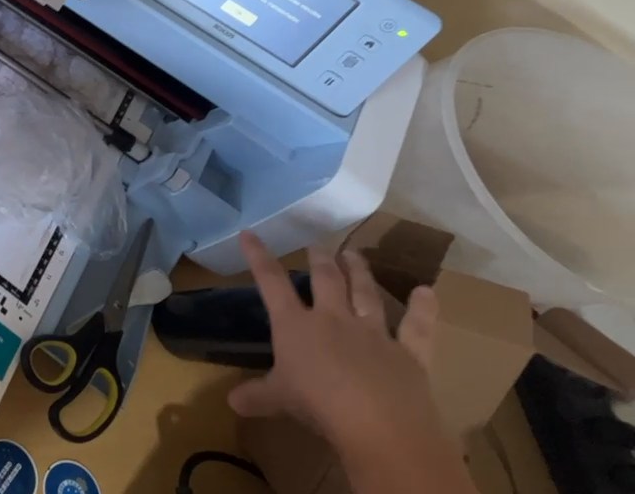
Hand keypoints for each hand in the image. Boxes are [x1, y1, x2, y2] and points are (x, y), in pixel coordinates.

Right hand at [229, 232, 446, 450]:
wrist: (381, 426)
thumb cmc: (319, 406)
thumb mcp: (279, 399)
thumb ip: (257, 395)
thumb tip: (232, 402)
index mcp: (295, 324)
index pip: (270, 282)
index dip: (258, 256)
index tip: (250, 233)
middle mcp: (332, 319)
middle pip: (325, 280)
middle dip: (320, 259)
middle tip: (318, 243)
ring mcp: (373, 333)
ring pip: (365, 293)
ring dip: (359, 271)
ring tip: (354, 253)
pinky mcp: (409, 354)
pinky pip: (417, 328)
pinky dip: (423, 309)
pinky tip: (427, 291)